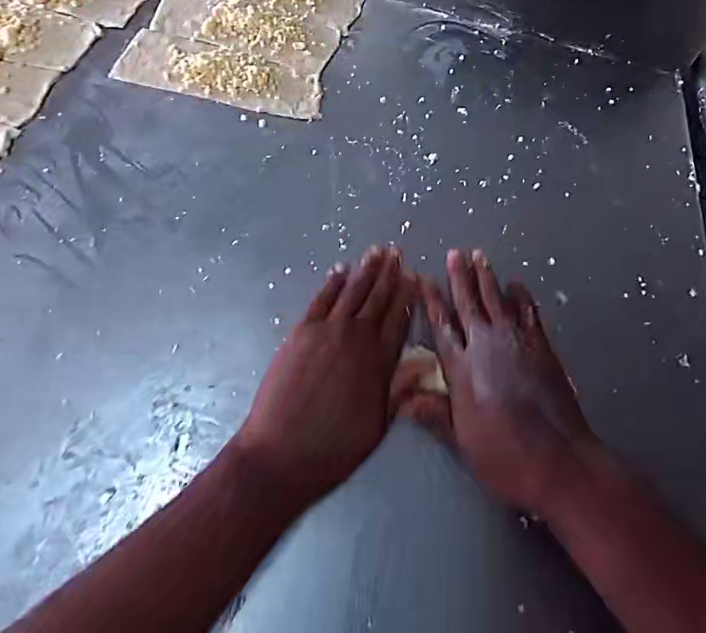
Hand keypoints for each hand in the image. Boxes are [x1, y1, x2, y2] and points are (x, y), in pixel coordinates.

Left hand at [228, 246, 415, 506]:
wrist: (279, 455)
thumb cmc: (334, 448)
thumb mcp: (378, 425)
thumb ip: (400, 389)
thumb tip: (425, 362)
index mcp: (379, 361)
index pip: (399, 319)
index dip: (407, 296)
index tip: (414, 277)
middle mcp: (356, 338)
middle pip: (378, 298)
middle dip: (389, 274)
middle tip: (397, 252)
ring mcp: (327, 331)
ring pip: (352, 292)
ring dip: (366, 270)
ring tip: (377, 251)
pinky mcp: (301, 332)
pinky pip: (322, 299)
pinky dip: (333, 282)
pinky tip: (341, 270)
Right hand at [418, 249, 600, 514]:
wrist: (557, 459)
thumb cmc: (504, 456)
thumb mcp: (462, 440)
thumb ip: (435, 413)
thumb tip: (403, 399)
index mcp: (461, 368)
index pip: (442, 326)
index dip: (432, 301)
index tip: (424, 278)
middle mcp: (486, 346)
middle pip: (469, 303)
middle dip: (460, 277)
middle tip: (455, 253)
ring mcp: (517, 342)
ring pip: (497, 300)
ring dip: (487, 278)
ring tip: (479, 256)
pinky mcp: (542, 345)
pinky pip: (528, 311)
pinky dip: (521, 296)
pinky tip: (517, 285)